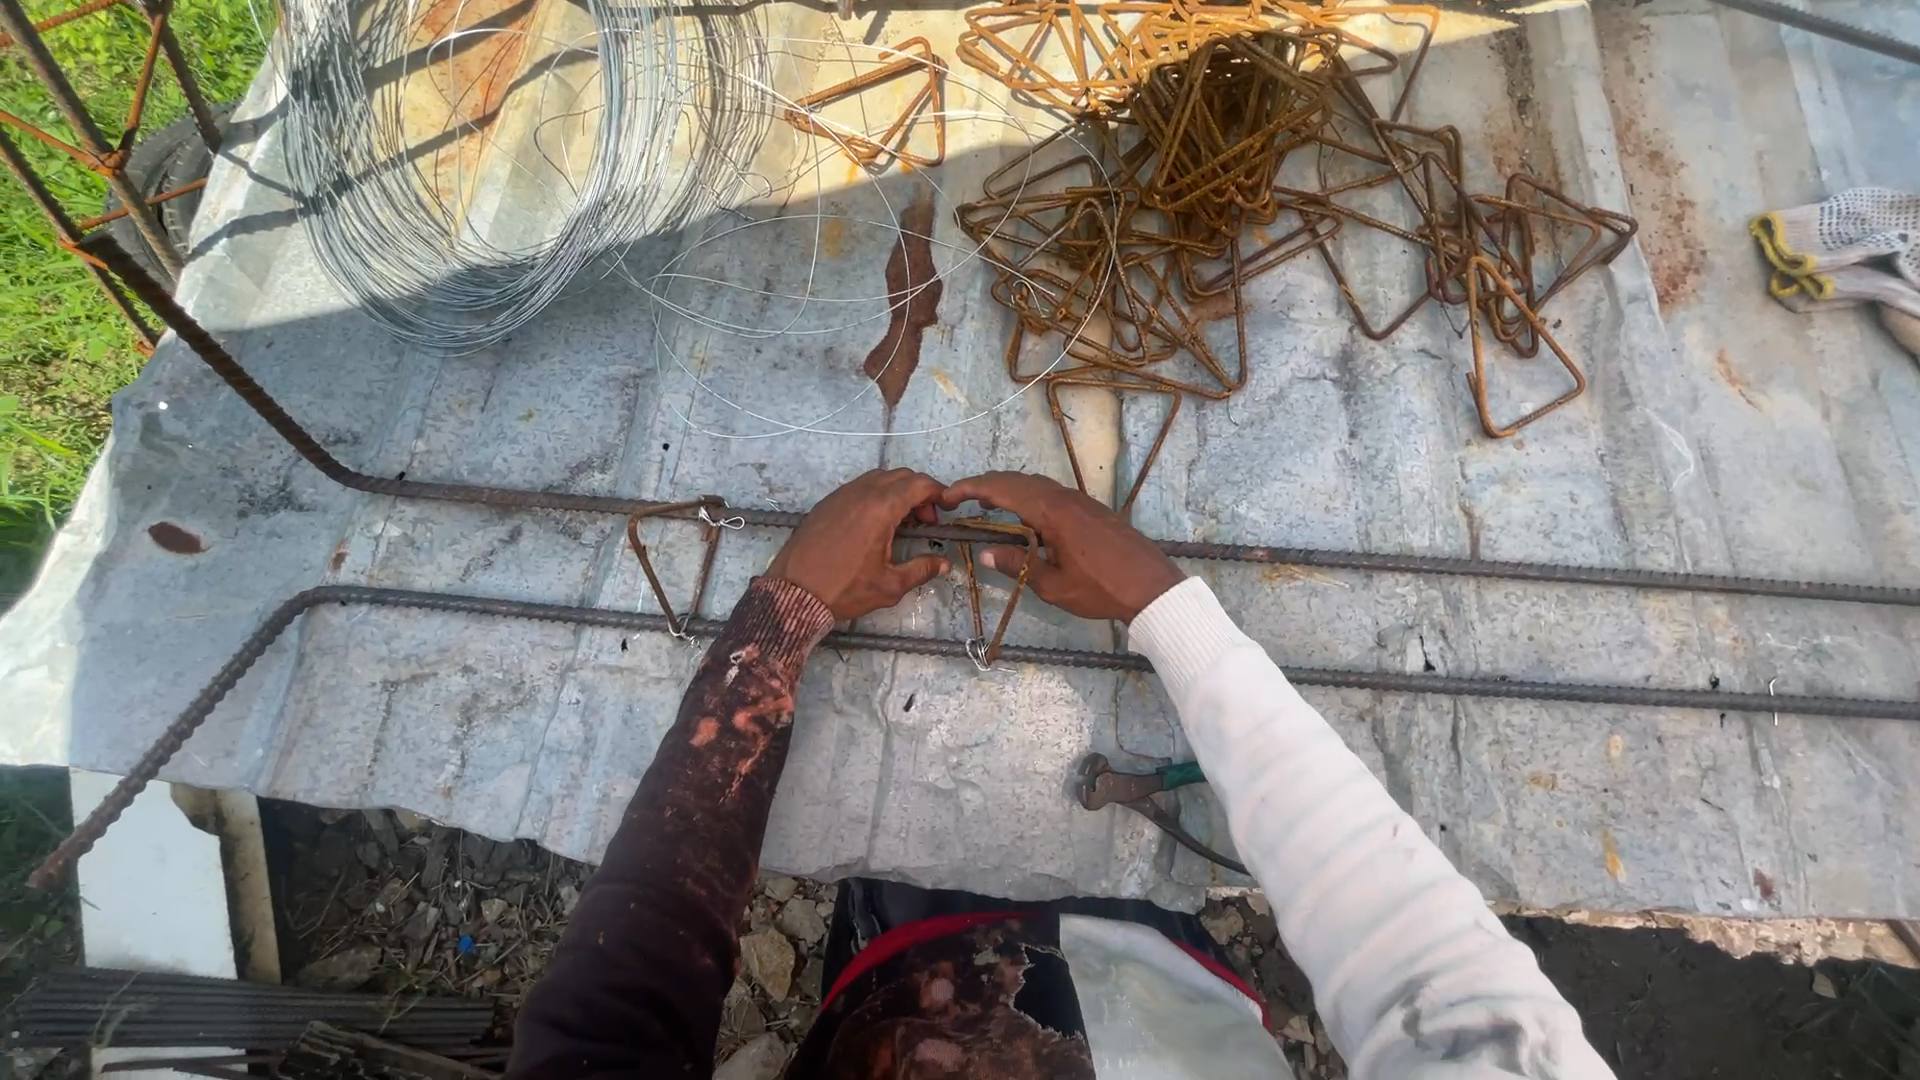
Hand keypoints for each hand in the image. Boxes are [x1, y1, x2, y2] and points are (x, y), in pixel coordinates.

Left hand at [767, 468, 951, 619]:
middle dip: (919, 492)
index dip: (937, 492)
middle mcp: (861, 493)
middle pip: (900, 477)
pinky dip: (875, 496)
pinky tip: (875, 524)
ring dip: (896, 492)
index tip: (945, 509)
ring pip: (878, 479)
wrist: (793, 592)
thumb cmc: (844, 589)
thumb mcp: (889, 586)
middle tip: (925, 521)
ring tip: (901, 522)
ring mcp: (841, 495)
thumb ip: (921, 570)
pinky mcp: (826, 503)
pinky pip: (858, 488)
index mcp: (880, 508)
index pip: (918, 484)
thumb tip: (944, 564)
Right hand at [939, 472, 1183, 622]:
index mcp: (1052, 512)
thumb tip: (985, 553)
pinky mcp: (1091, 509)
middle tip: (958, 497)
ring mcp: (1080, 501)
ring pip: (1036, 484)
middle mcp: (1065, 498)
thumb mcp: (1053, 585)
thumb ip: (1016, 566)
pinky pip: (1051, 492)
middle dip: (984, 485)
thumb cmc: (1101, 589)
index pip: (1003, 489)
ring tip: (984, 504)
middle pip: (1017, 481)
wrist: (1153, 588)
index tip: (947, 495)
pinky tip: (1022, 514)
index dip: (971, 488)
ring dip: (1007, 489)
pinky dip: (1027, 496)